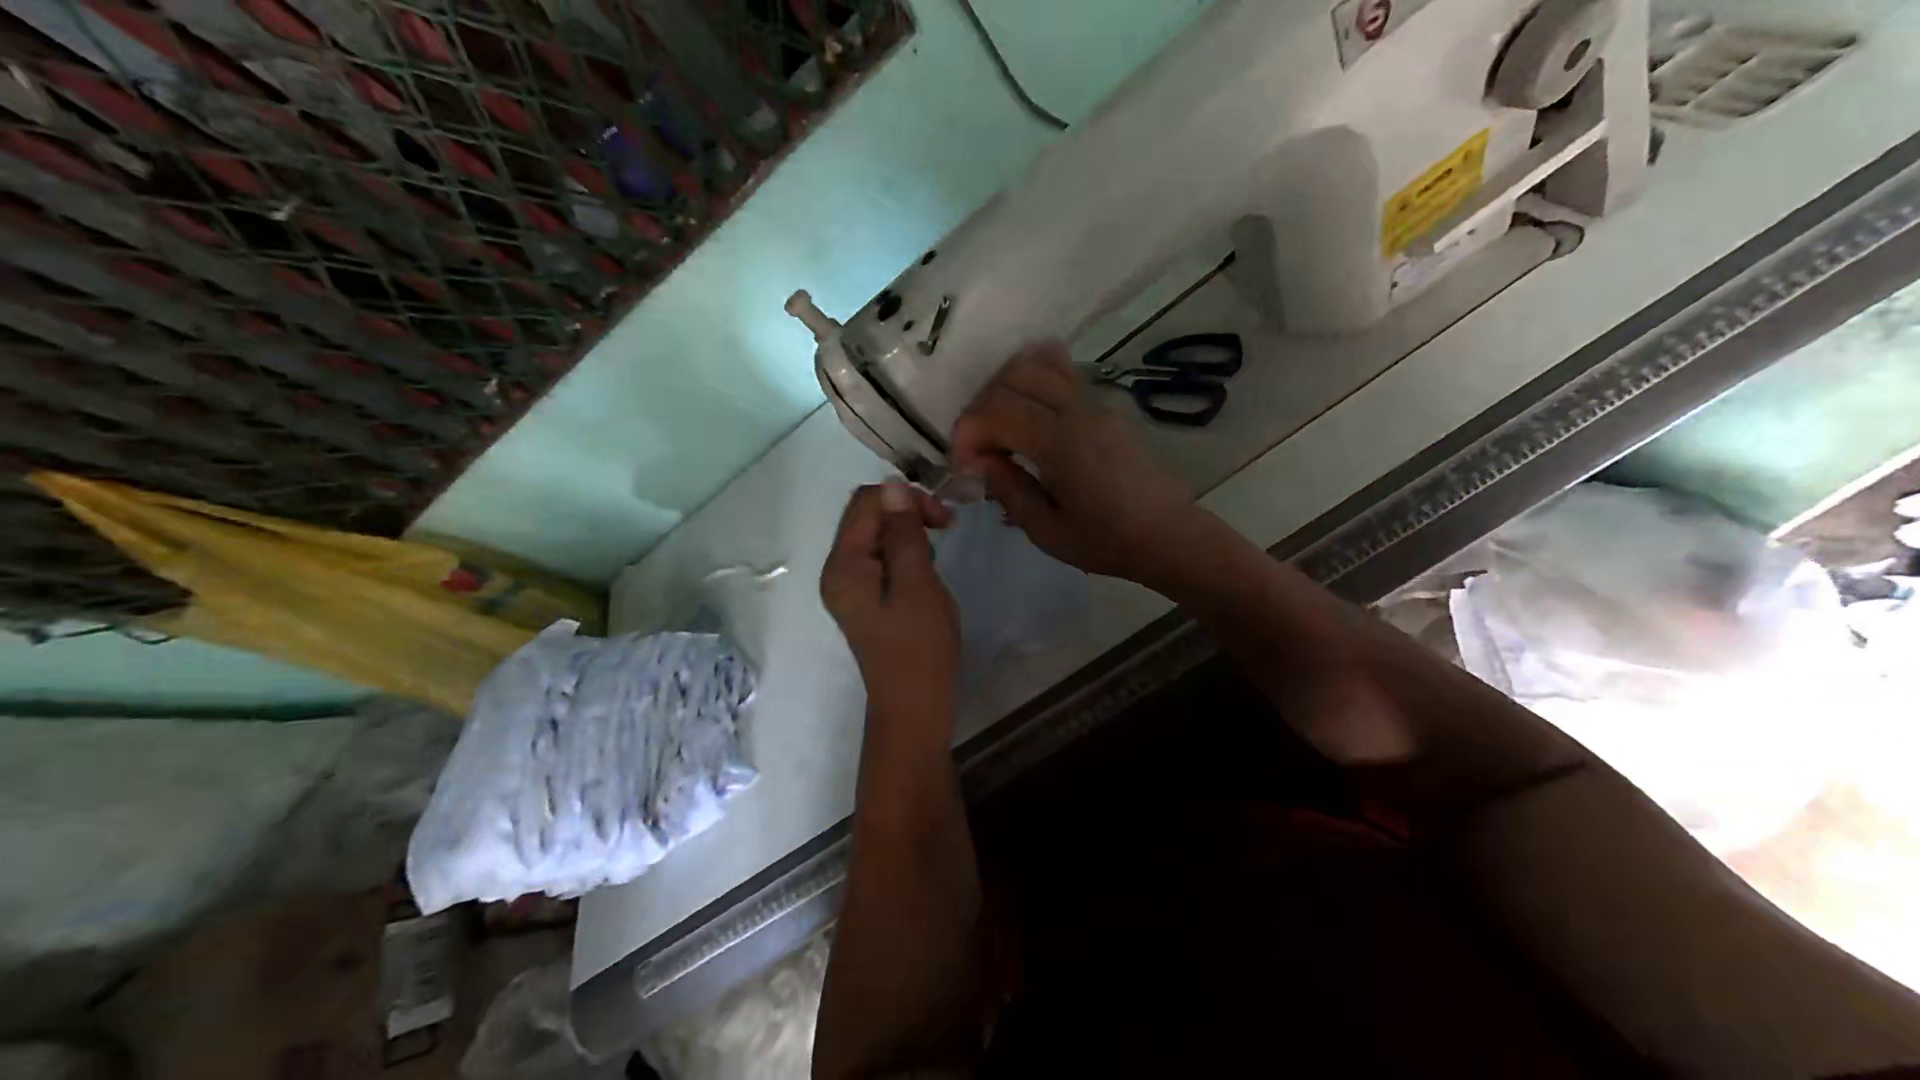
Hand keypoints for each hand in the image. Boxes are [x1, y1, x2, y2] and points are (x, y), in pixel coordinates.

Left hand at [821, 484, 959, 716]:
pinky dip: (906, 551)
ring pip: (877, 535)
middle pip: (868, 516)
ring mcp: (851, 585)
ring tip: (938, 545)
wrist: (914, 708)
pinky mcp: (866, 598)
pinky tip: (926, 566)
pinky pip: (882, 558)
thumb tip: (894, 487)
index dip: (904, 498)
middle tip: (946, 525)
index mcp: (843, 566)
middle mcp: (838, 570)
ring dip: (909, 530)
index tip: (942, 516)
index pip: (866, 503)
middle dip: (906, 511)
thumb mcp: (917, 585)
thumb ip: (904, 534)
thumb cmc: (919, 649)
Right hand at [950, 343, 1202, 589]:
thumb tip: (980, 461)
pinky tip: (1027, 412)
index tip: (964, 466)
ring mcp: (1096, 401)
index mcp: (1062, 443)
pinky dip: (1034, 379)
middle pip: (1013, 376)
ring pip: (1039, 362)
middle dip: (983, 407)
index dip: (969, 432)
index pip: (998, 410)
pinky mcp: (1105, 405)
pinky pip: (1062, 371)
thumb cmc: (1107, 542)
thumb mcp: (1047, 531)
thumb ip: (1009, 489)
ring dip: (1006, 387)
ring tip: (1000, 425)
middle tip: (979, 446)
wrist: (1168, 535)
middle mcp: (1078, 410)